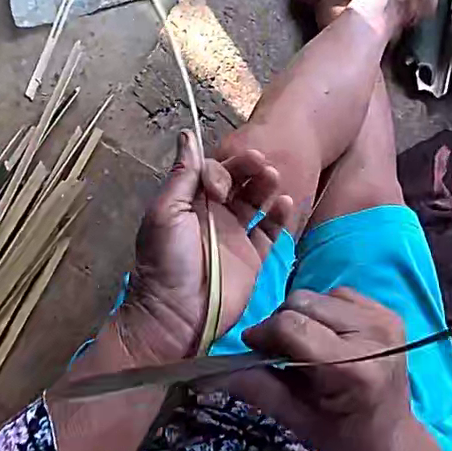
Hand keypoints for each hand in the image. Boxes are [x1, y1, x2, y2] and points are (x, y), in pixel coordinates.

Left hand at [115, 130, 295, 365]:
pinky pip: (270, 231)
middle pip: (239, 183)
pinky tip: (285, 204)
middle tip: (261, 163)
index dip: (222, 168)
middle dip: (250, 169)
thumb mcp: (166, 212)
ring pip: (257, 202)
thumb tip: (188, 135)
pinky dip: (279, 216)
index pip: (213, 172)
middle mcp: (214, 215)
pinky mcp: (252, 257)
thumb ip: (182, 175)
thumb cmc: (166, 261)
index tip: (224, 179)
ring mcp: (235, 236)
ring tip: (274, 178)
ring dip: (266, 187)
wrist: (176, 314)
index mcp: (191, 203)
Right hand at [211, 288, 431, 450]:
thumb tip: (215, 371)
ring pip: (319, 295)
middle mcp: (373, 334)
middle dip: (281, 324)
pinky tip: (326, 337)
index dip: (263, 333)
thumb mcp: (298, 422)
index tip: (252, 350)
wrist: (394, 442)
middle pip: (303, 302)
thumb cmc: (345, 441)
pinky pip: (340, 294)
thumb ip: (259, 389)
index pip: (291, 327)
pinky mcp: (389, 313)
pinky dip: (324, 311)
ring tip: (305, 347)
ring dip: (303, 316)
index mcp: (353, 367)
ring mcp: (385, 319)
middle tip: (277, 353)